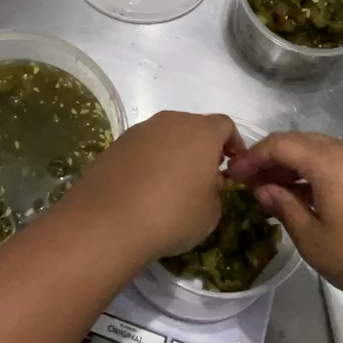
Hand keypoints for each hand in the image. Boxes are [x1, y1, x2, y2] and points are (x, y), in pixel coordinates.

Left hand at [65, 111, 241, 258]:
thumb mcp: (211, 212)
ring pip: (165, 136)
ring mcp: (139, 130)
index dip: (233, 145)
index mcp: (202, 132)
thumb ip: (216, 190)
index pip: (225, 126)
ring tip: (171, 185)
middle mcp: (171, 121)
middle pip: (193, 127)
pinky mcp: (115, 144)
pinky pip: (142, 148)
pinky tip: (144, 188)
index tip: (232, 167)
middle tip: (202, 177)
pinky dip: (148, 162)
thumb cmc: (172, 215)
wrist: (108, 220)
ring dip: (173, 154)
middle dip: (201, 148)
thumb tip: (207, 182)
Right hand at [228, 133, 342, 308]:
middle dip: (270, 159)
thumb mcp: (312, 239)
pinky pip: (336, 162)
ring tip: (271, 191)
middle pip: (298, 142)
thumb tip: (263, 189)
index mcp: (328, 161)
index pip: (279, 144)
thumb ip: (284, 207)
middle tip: (248, 182)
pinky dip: (313, 172)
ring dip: (292, 165)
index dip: (252, 157)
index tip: (232, 175)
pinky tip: (304, 196)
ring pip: (318, 151)